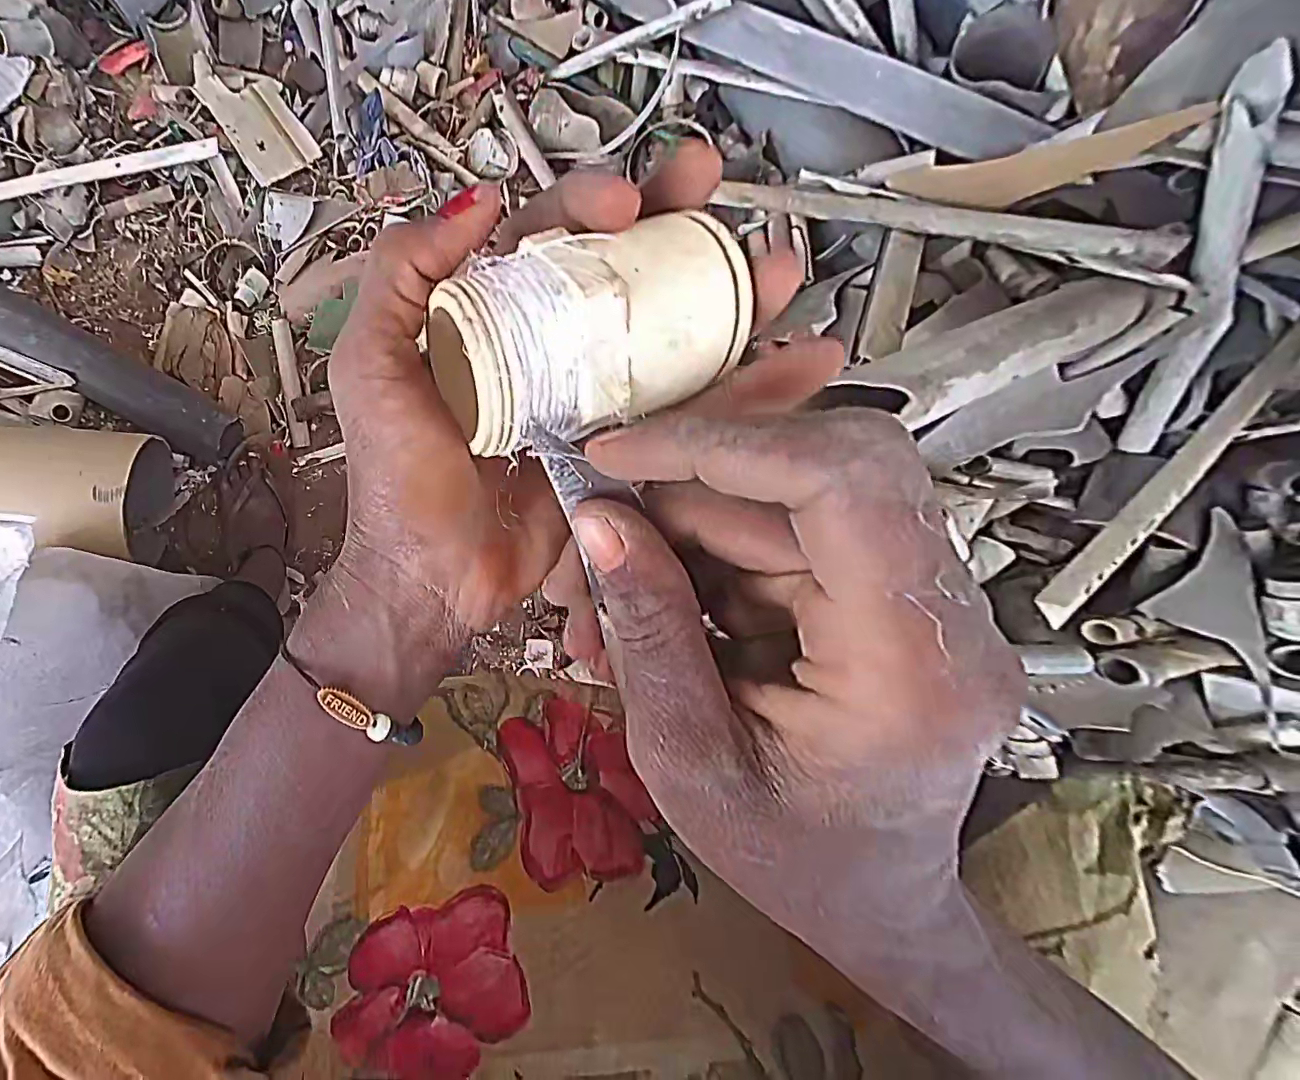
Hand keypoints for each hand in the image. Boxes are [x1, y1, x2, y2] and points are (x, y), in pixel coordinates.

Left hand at [326, 141, 824, 657]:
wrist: (431, 572)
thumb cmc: (393, 479)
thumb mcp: (370, 368)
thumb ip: (399, 278)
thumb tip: (471, 206)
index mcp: (481, 323)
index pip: (539, 241)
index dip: (582, 206)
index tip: (619, 204)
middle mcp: (537, 351)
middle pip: (610, 270)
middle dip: (665, 222)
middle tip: (704, 187)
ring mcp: (582, 399)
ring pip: (660, 330)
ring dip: (721, 291)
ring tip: (768, 267)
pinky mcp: (616, 448)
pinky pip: (682, 407)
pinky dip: (738, 383)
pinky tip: (787, 359)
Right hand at [564, 408, 1026, 950]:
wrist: (861, 896)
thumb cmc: (783, 852)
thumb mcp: (686, 753)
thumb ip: (648, 630)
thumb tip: (599, 519)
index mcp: (910, 661)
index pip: (839, 482)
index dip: (716, 444)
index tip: (611, 456)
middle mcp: (926, 605)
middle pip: (788, 480)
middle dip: (663, 505)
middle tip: (581, 563)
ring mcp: (896, 592)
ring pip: (755, 506)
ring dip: (656, 542)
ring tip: (592, 615)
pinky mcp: (855, 591)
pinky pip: (750, 540)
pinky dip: (676, 565)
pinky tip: (630, 618)